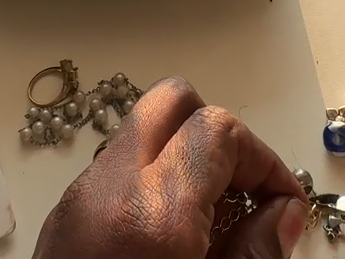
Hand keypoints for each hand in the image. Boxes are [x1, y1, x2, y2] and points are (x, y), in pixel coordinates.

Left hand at [33, 77, 308, 258]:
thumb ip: (256, 254)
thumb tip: (284, 211)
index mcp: (154, 213)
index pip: (218, 129)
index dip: (262, 157)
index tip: (282, 200)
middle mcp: (109, 187)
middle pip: (172, 100)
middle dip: (218, 131)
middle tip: (243, 189)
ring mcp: (78, 197)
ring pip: (141, 128)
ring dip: (183, 152)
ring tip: (210, 218)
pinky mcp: (61, 216)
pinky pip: (117, 165)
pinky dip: (152, 177)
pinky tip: (170, 236)